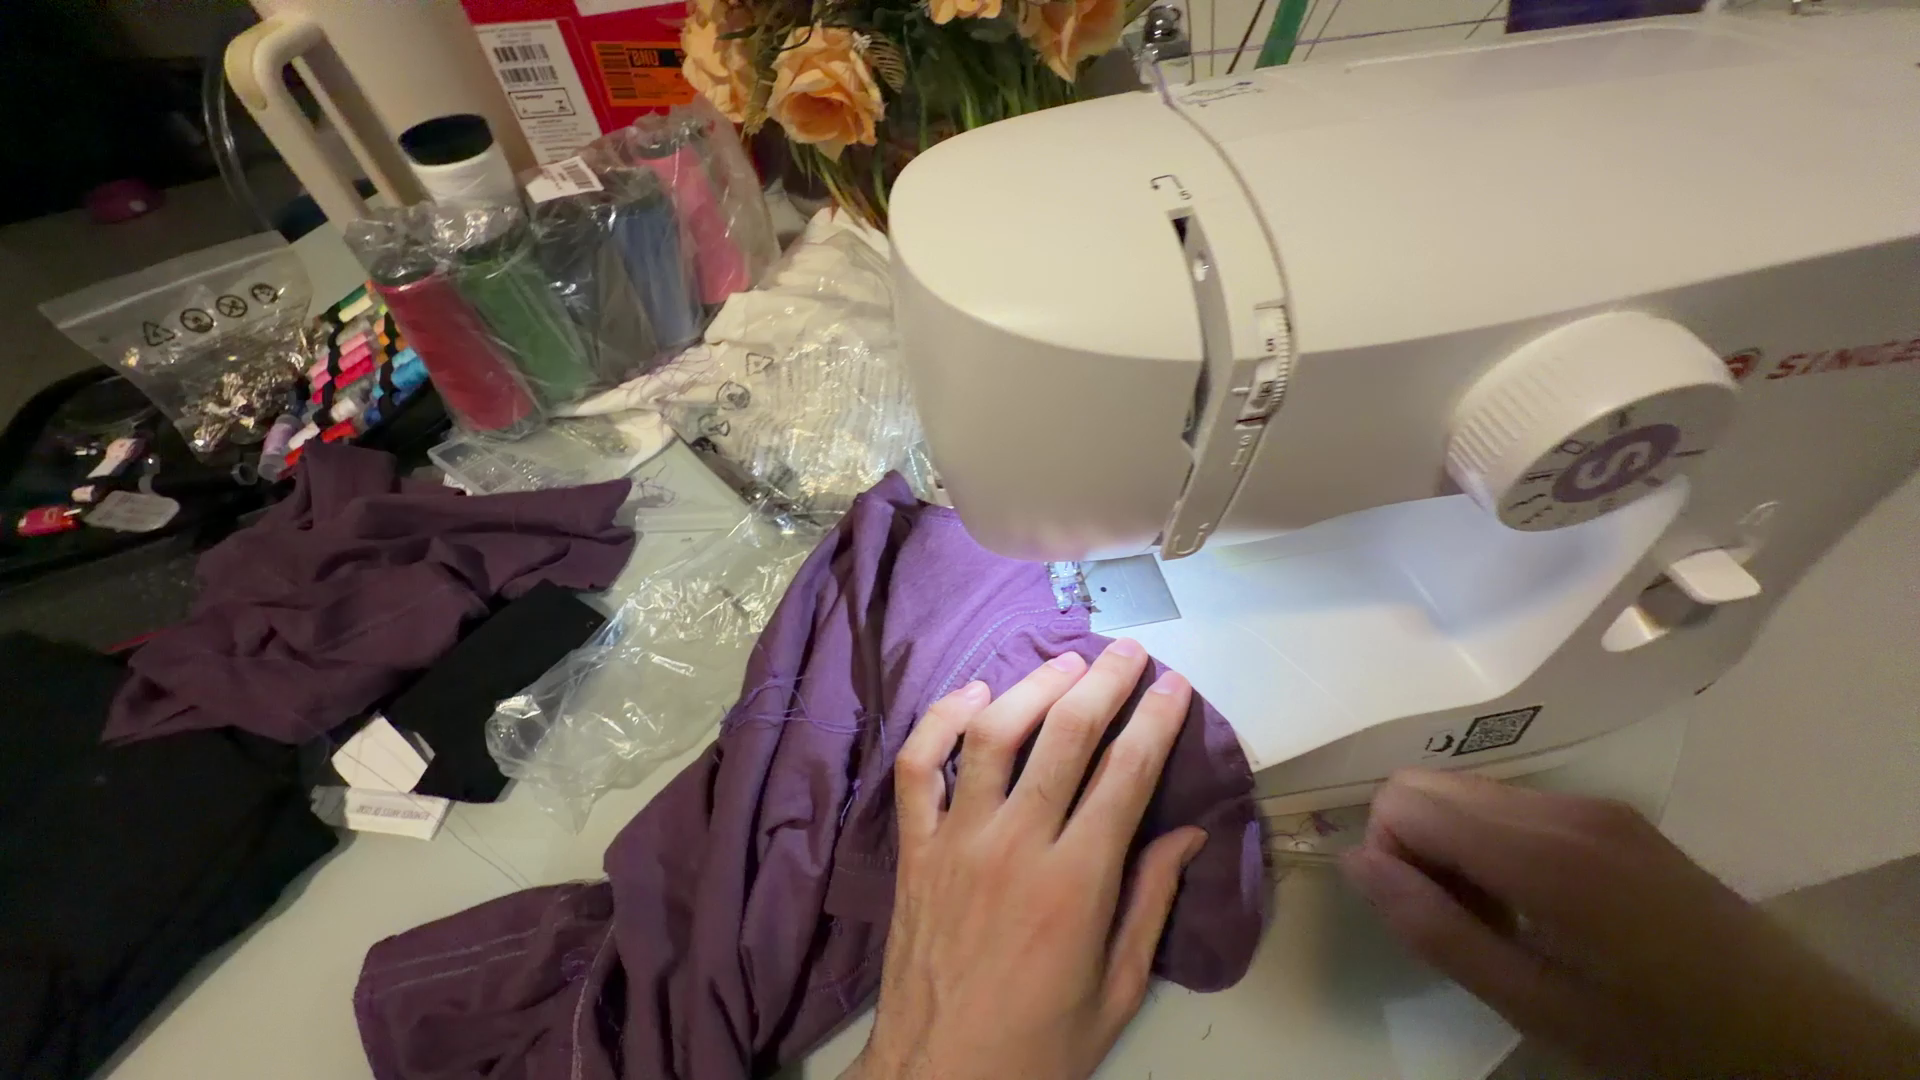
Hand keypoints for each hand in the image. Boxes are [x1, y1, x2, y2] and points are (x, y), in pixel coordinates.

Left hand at [844, 640, 1206, 1079]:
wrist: (939, 1076)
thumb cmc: (1039, 1042)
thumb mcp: (1117, 988)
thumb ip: (1151, 902)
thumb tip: (1188, 832)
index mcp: (1075, 882)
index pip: (1126, 775)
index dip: (1156, 720)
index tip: (1173, 684)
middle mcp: (1015, 843)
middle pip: (1065, 737)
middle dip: (1104, 683)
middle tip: (1128, 650)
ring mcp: (957, 837)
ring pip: (993, 735)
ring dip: (1032, 687)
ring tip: (1065, 663)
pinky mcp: (915, 845)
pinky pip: (918, 766)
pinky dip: (940, 721)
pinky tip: (972, 694)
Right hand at [1343, 768, 1919, 1079]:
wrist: (1815, 1047)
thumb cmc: (1664, 1039)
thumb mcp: (1537, 1006)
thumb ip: (1433, 928)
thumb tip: (1353, 860)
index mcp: (1541, 852)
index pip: (1401, 799)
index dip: (1389, 854)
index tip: (1427, 914)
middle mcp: (1561, 805)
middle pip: (1426, 784)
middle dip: (1415, 844)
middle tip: (1461, 917)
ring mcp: (1591, 804)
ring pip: (1465, 791)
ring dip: (1454, 843)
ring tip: (1501, 914)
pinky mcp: (1612, 813)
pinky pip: (1510, 802)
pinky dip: (1493, 840)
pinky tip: (1535, 900)